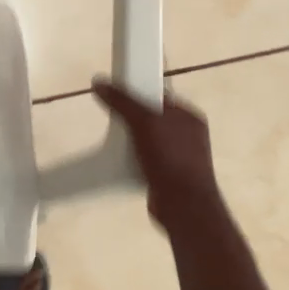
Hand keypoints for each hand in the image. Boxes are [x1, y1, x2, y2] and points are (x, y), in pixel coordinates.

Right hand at [93, 79, 225, 232]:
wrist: (183, 207)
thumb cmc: (169, 157)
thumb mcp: (143, 121)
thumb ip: (122, 101)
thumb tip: (99, 82)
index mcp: (189, 116)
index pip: (160, 96)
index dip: (138, 93)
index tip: (117, 96)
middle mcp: (187, 135)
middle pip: (151, 118)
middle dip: (132, 120)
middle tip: (112, 120)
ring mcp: (180, 157)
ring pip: (147, 141)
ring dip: (131, 143)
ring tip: (114, 142)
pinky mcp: (169, 177)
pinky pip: (146, 160)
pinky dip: (134, 161)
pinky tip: (122, 162)